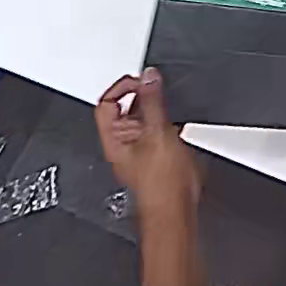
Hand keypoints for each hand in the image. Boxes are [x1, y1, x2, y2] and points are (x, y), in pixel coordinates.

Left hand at [96, 69, 202, 224]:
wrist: (176, 208)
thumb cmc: (160, 184)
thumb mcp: (157, 133)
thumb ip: (152, 102)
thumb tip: (148, 77)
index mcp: (114, 138)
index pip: (107, 103)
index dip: (122, 87)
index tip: (143, 80)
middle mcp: (124, 141)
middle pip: (125, 106)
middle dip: (141, 92)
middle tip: (157, 85)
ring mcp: (141, 145)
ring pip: (143, 114)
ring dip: (156, 103)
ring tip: (168, 99)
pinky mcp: (158, 148)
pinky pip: (158, 123)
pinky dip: (167, 114)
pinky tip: (178, 116)